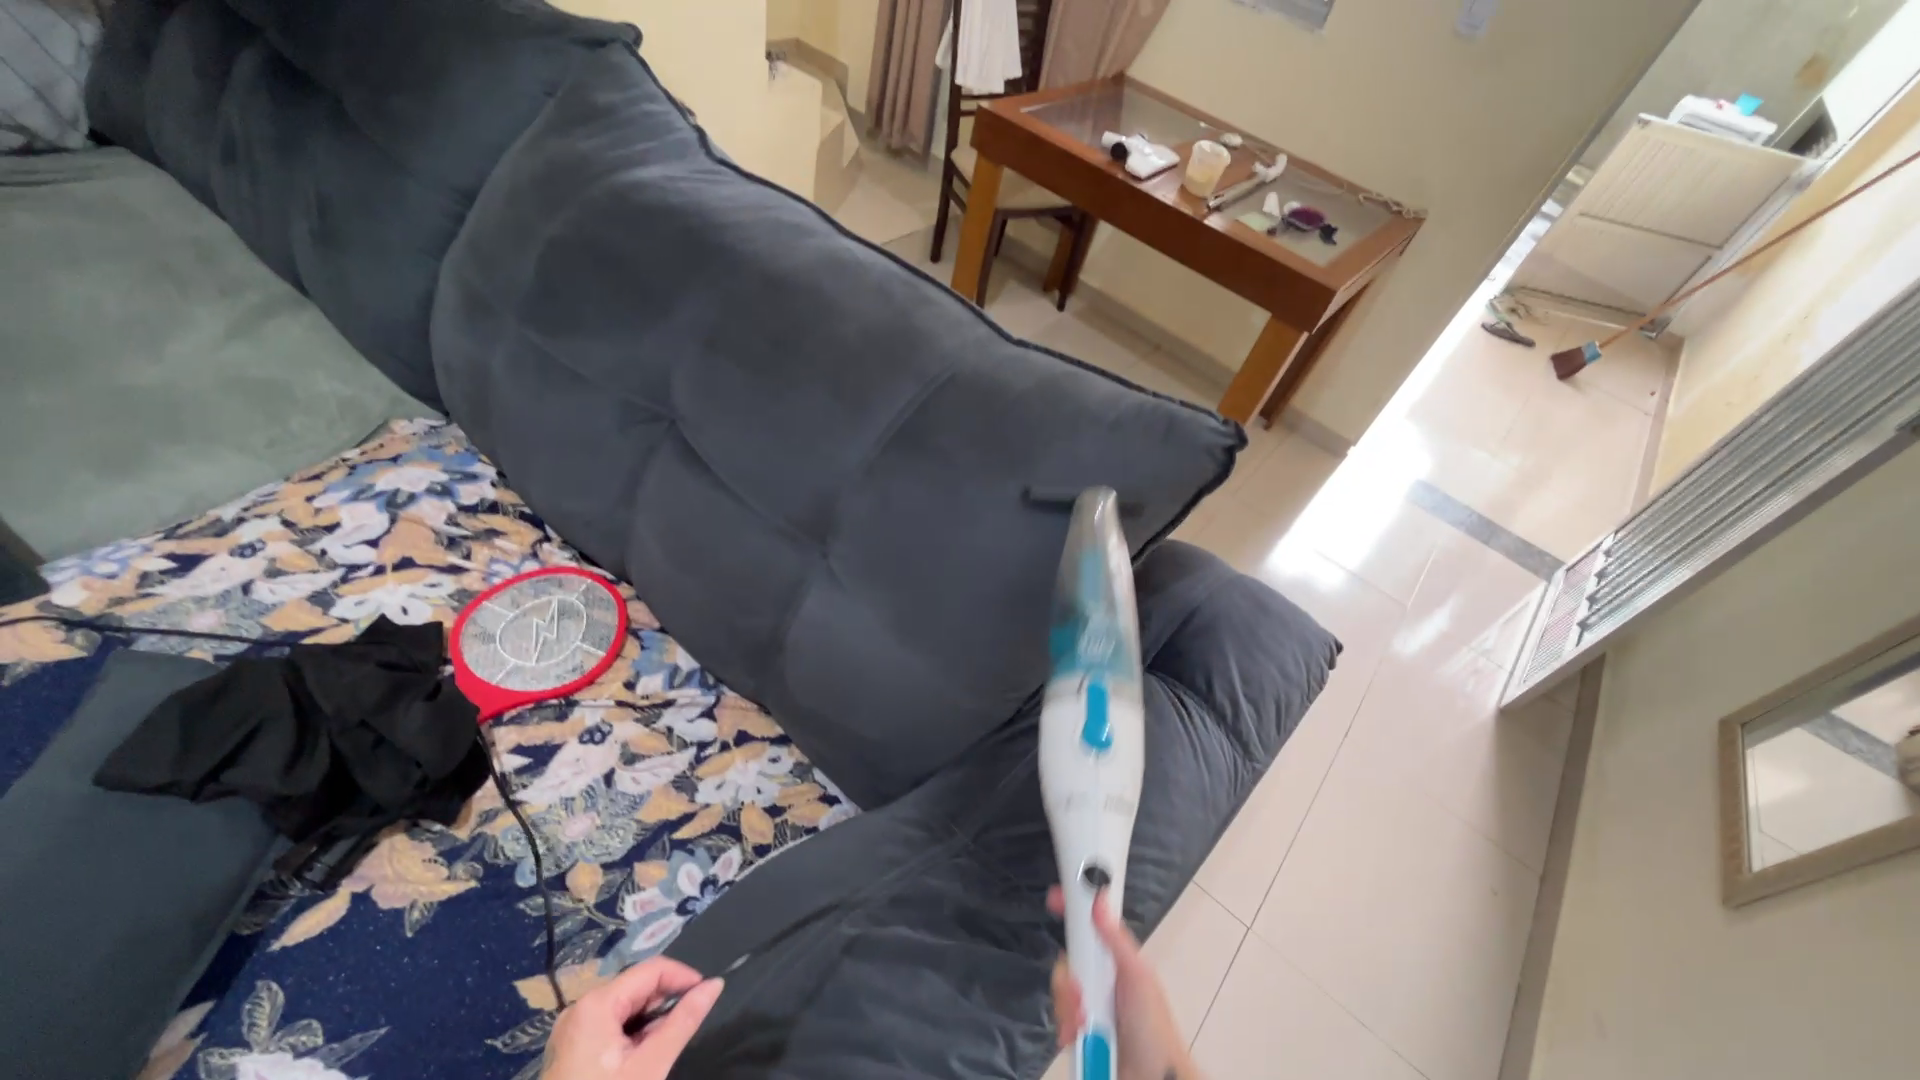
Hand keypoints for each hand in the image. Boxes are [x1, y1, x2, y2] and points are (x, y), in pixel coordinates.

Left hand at [540, 957, 723, 1079]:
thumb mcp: (650, 1065)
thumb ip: (684, 1020)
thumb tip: (715, 984)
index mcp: (596, 1003)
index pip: (652, 969)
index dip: (684, 978)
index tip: (706, 996)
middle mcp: (580, 1007)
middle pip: (636, 987)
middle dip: (664, 1004)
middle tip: (682, 1032)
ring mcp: (571, 1027)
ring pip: (624, 1007)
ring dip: (649, 1021)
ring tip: (657, 1051)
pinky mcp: (570, 1046)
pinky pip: (609, 1024)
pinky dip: (631, 1034)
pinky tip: (637, 1059)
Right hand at [1049, 887, 1200, 1079]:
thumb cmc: (1154, 1030)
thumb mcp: (1138, 978)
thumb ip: (1116, 939)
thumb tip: (1099, 899)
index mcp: (1116, 963)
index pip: (1089, 928)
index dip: (1072, 910)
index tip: (1054, 897)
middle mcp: (1100, 982)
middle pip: (1067, 962)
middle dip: (1068, 980)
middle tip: (1080, 994)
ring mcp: (1089, 1008)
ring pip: (1060, 991)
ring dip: (1070, 1007)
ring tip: (1087, 1024)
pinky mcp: (1078, 1034)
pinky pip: (1058, 1019)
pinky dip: (1067, 1028)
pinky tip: (1080, 1037)